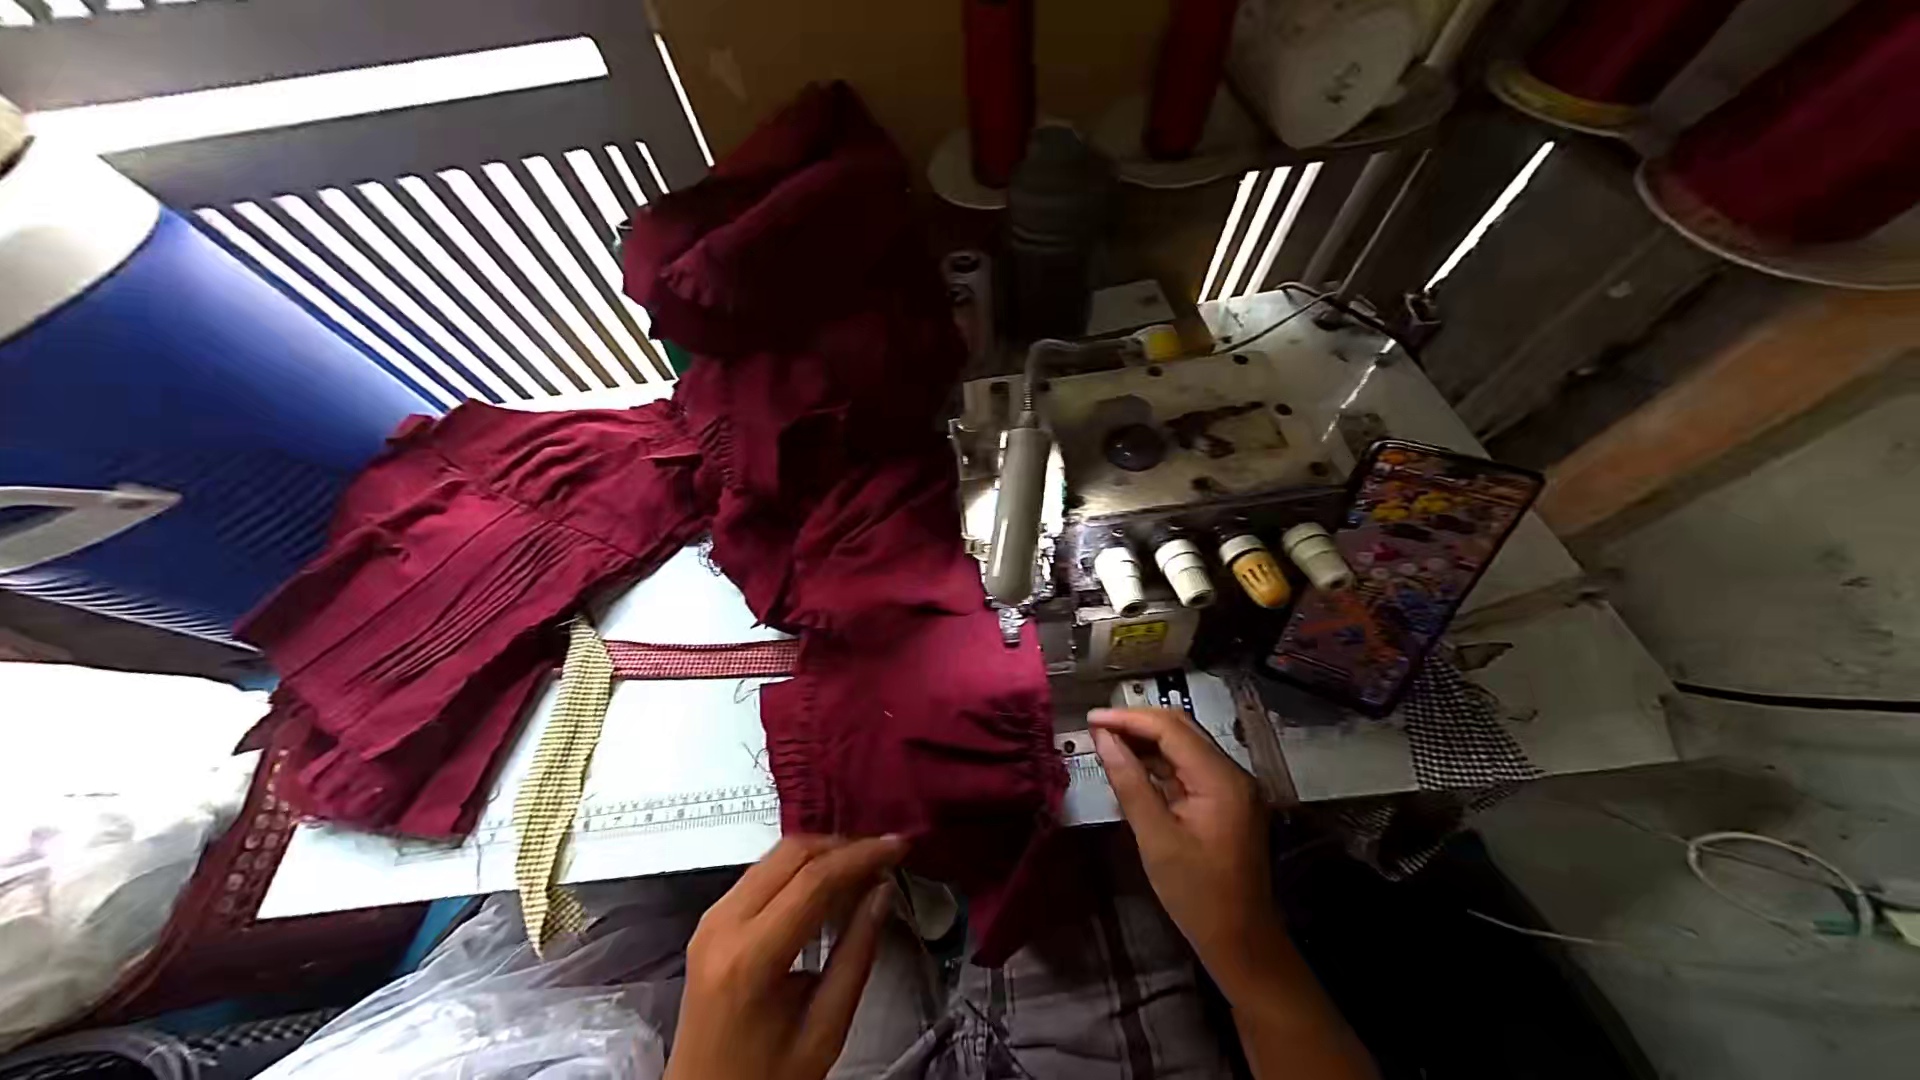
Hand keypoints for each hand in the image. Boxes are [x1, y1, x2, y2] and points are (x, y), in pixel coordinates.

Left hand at [666, 834, 906, 1079]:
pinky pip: (762, 872)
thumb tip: (881, 893)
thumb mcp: (823, 1030)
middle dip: (844, 847)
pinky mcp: (711, 921)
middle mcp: (723, 927)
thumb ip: (856, 956)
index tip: (896, 848)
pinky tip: (827, 885)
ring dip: (823, 853)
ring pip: (776, 855)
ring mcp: (712, 920)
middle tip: (882, 857)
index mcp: (750, 958)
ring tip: (862, 869)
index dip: (862, 856)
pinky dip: (800, 868)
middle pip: (792, 853)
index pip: (814, 879)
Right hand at [1089, 707, 1277, 986]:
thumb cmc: (1196, 894)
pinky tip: (1132, 764)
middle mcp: (1232, 773)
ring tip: (1107, 741)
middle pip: (1181, 729)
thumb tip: (1103, 738)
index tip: (1091, 719)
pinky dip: (1159, 760)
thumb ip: (1129, 781)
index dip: (1128, 718)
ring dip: (1146, 739)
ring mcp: (1232, 785)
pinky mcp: (1226, 798)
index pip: (1171, 729)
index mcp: (1221, 780)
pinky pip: (1188, 766)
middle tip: (1096, 727)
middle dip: (1136, 723)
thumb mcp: (1155, 837)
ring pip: (1184, 744)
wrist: (1241, 941)